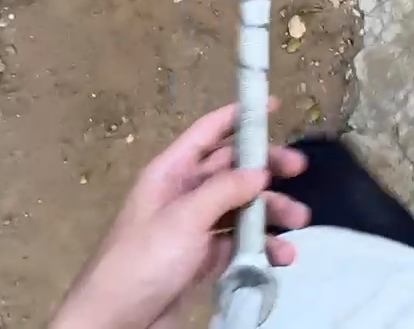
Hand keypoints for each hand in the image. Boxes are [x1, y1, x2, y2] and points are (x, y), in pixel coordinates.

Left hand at [51, 102, 310, 328]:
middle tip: (299, 168)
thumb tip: (261, 170)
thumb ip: (225, 190)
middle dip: (266, 167)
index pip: (209, 131)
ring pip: (241, 206)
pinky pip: (239, 243)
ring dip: (270, 211)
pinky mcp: (202, 260)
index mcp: (172, 172)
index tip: (274, 106)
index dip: (240, 116)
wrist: (114, 327)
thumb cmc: (143, 260)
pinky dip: (261, 246)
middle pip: (233, 168)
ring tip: (300, 221)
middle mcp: (185, 193)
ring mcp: (195, 227)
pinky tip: (282, 255)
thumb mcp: (184, 219)